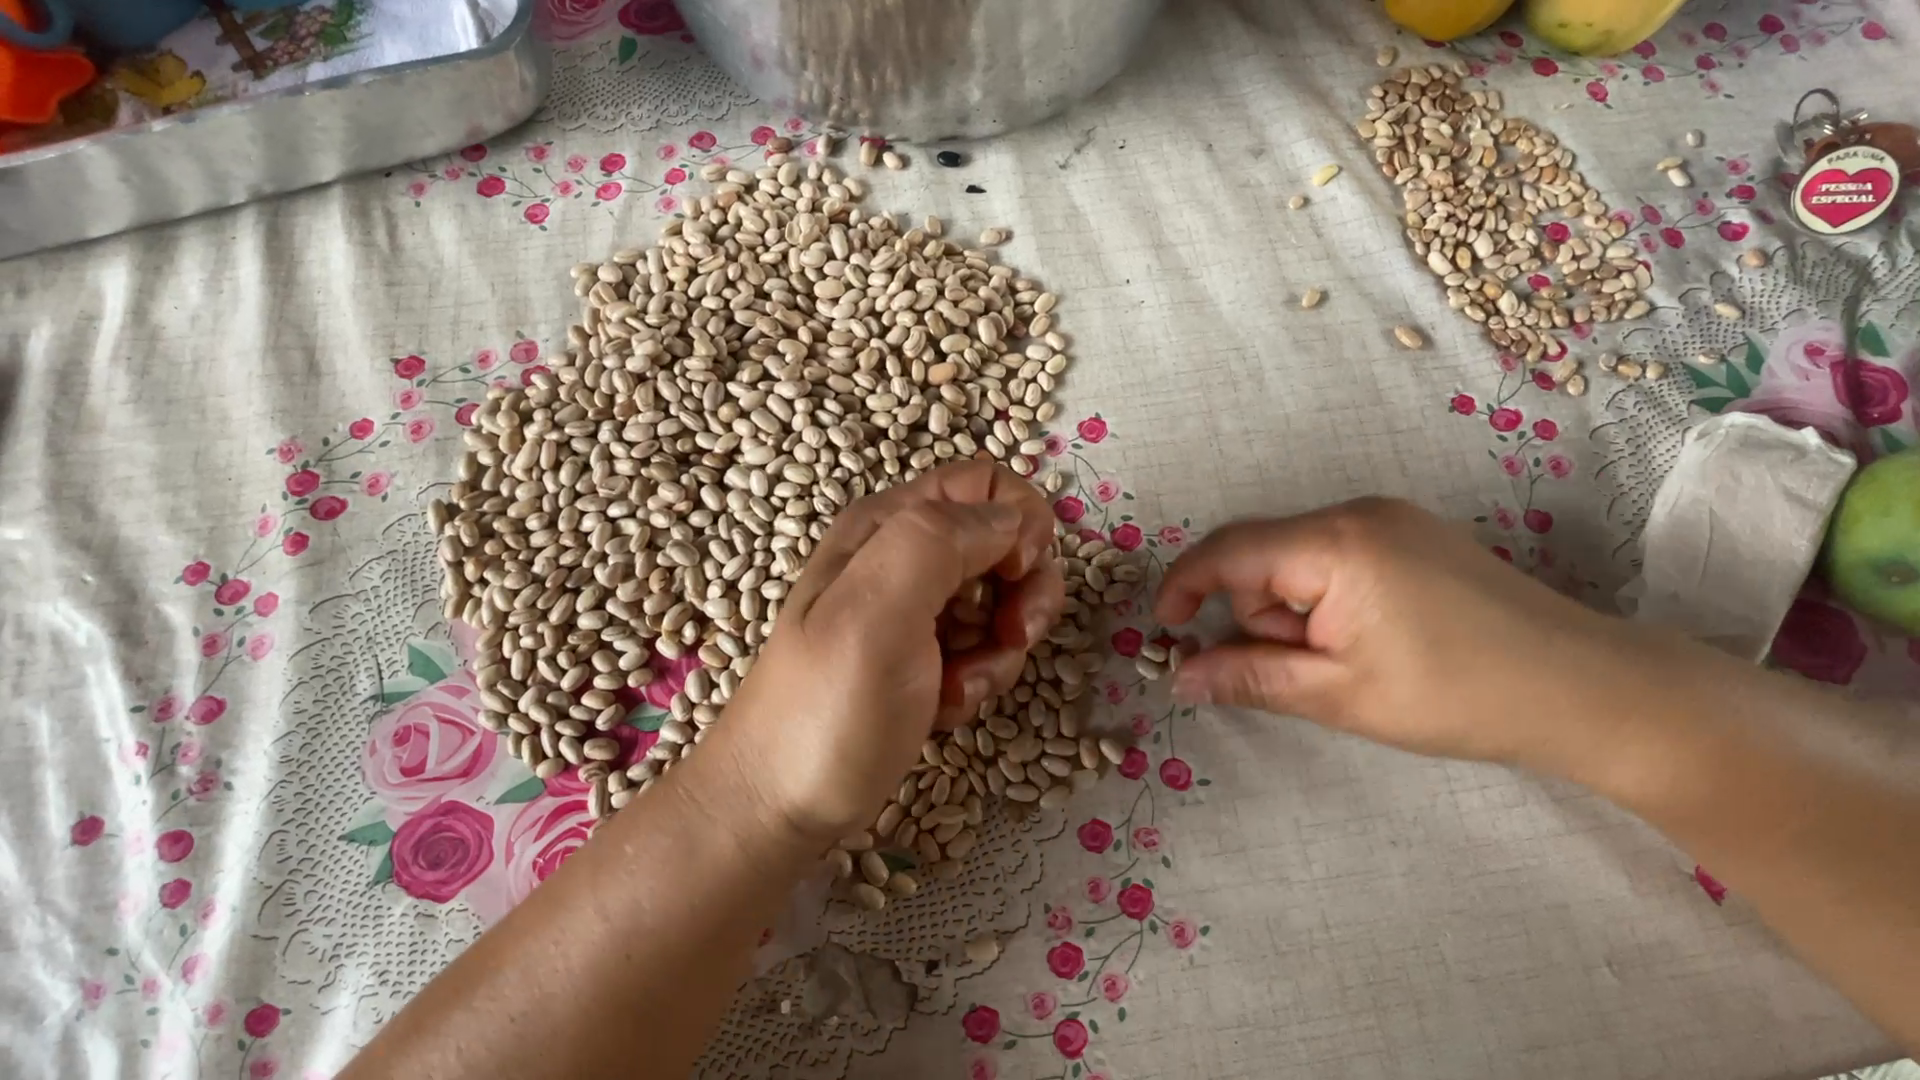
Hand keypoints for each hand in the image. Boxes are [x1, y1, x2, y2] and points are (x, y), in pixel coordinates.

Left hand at [703, 461, 1064, 844]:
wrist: (780, 803)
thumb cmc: (826, 707)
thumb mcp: (875, 611)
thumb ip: (940, 542)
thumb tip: (1011, 523)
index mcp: (887, 526)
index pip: (986, 484)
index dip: (1018, 524)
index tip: (1014, 578)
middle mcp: (902, 556)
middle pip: (1004, 543)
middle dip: (1022, 591)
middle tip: (1009, 638)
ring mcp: (913, 609)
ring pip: (1000, 601)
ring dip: (1000, 647)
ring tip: (960, 688)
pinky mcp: (923, 657)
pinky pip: (982, 648)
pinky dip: (979, 677)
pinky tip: (946, 707)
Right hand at [1154, 497, 1643, 771]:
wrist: (1586, 689)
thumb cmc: (1456, 695)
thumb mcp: (1336, 694)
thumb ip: (1248, 677)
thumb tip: (1179, 678)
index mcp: (1334, 544)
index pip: (1228, 551)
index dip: (1184, 587)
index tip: (1164, 632)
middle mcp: (1355, 512)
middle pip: (1260, 554)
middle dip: (1258, 613)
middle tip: (1302, 669)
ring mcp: (1387, 517)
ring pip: (1294, 558)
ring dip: (1292, 611)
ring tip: (1347, 659)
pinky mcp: (1409, 533)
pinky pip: (1331, 557)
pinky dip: (1322, 598)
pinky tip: (1364, 636)